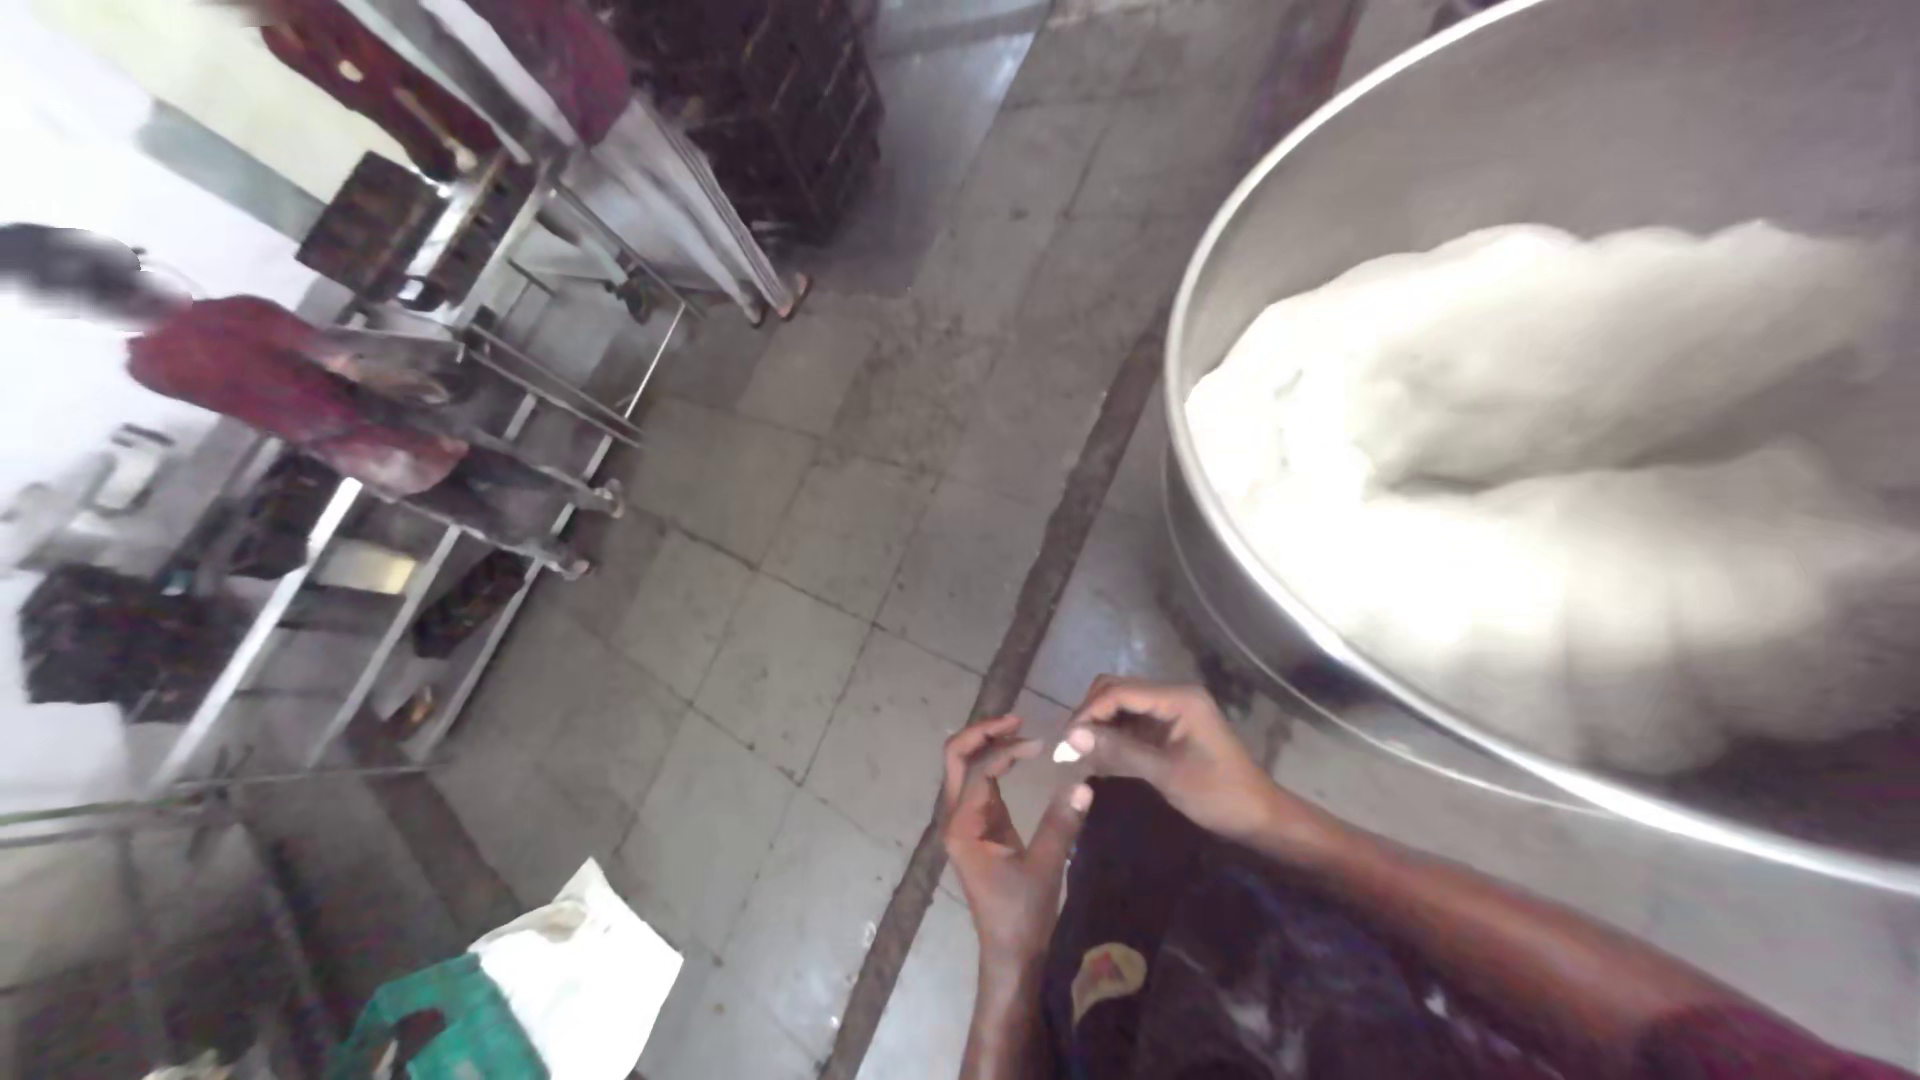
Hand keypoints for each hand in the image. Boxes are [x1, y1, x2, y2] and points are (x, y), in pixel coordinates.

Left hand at [942, 715, 1092, 966]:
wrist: (1010, 953)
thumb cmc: (1021, 915)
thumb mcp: (1044, 868)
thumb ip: (1061, 823)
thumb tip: (1084, 783)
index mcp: (962, 825)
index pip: (979, 770)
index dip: (1007, 750)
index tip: (1040, 745)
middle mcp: (955, 816)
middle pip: (956, 758)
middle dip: (982, 733)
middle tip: (1017, 719)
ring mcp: (965, 819)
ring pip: (964, 765)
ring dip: (987, 742)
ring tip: (1020, 728)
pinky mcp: (980, 823)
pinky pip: (980, 780)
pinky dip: (996, 761)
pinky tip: (1019, 752)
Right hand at [1064, 677, 1324, 851]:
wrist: (1260, 818)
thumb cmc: (1218, 796)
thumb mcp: (1165, 774)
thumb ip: (1118, 751)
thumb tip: (1072, 737)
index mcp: (1178, 698)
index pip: (1119, 692)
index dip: (1088, 712)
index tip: (1066, 741)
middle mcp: (1173, 694)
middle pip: (1117, 690)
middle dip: (1091, 714)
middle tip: (1070, 746)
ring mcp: (1172, 709)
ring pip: (1121, 704)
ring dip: (1099, 724)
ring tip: (1079, 751)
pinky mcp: (1169, 726)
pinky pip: (1132, 721)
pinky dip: (1113, 734)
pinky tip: (1099, 755)